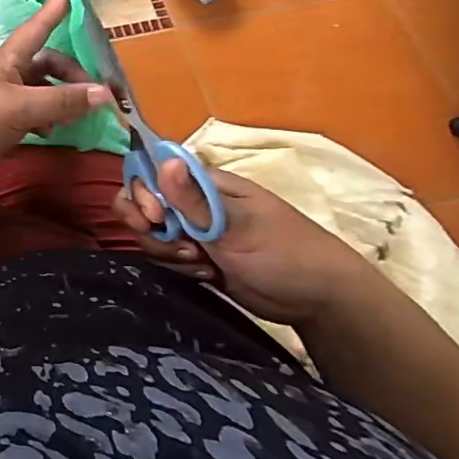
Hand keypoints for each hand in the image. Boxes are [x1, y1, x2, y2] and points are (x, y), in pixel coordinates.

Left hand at [0, 0, 112, 186]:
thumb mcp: (23, 109)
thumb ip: (63, 100)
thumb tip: (105, 93)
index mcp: (9, 60)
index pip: (37, 28)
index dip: (53, 10)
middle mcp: (9, 73)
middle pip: (49, 64)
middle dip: (72, 75)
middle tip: (94, 94)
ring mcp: (6, 97)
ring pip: (44, 89)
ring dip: (63, 98)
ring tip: (78, 114)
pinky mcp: (4, 120)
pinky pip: (36, 111)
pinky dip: (50, 117)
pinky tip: (54, 130)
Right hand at [112, 156, 378, 326]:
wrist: (315, 298)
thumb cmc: (283, 252)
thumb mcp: (237, 226)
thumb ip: (194, 200)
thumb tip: (163, 160)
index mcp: (205, 183)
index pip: (153, 173)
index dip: (143, 193)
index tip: (155, 218)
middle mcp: (195, 203)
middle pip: (146, 206)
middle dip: (154, 231)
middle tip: (183, 249)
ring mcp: (196, 232)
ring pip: (155, 237)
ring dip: (169, 254)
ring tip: (204, 265)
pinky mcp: (197, 259)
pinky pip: (168, 259)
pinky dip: (179, 269)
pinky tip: (207, 277)